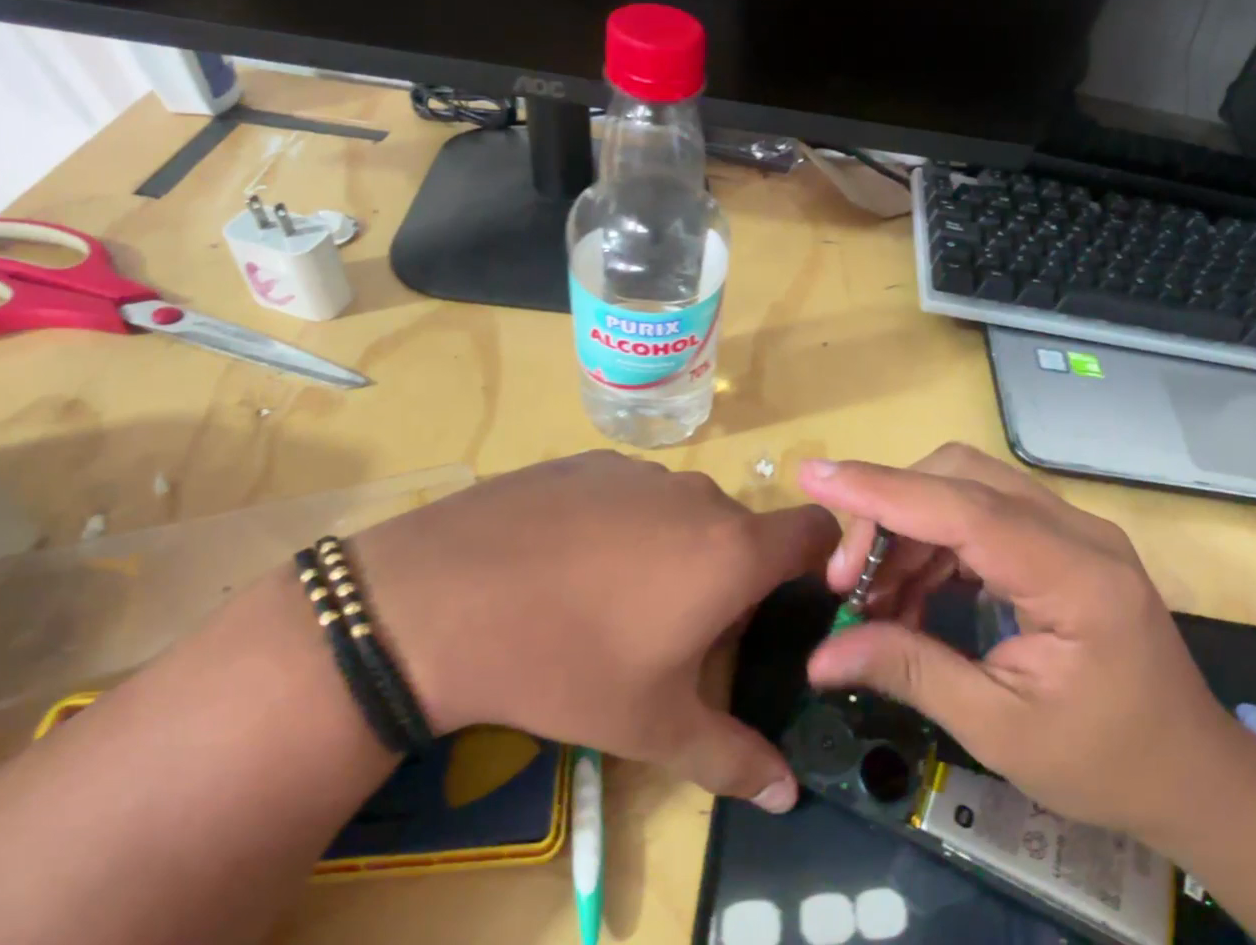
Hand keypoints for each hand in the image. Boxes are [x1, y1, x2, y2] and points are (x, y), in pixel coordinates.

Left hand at [348, 451, 838, 811]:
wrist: (434, 604)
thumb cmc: (565, 666)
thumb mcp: (652, 726)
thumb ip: (732, 759)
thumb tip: (785, 793)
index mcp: (731, 551)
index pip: (815, 532)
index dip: (820, 564)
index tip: (793, 605)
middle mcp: (696, 496)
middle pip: (742, 531)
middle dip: (733, 576)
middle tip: (685, 632)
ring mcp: (636, 471)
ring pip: (684, 512)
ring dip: (676, 549)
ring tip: (616, 601)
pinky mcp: (583, 462)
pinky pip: (630, 493)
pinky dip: (624, 524)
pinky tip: (567, 565)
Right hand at [799, 444, 1243, 833]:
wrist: (1191, 774)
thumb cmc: (1104, 762)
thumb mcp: (999, 728)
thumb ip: (910, 671)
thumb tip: (822, 655)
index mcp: (1075, 577)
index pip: (964, 508)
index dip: (883, 491)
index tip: (813, 476)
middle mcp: (1078, 533)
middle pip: (962, 478)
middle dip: (889, 513)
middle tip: (844, 582)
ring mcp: (1074, 534)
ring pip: (967, 492)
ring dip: (907, 533)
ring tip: (867, 601)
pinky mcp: (1062, 547)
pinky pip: (982, 521)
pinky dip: (934, 549)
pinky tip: (907, 599)